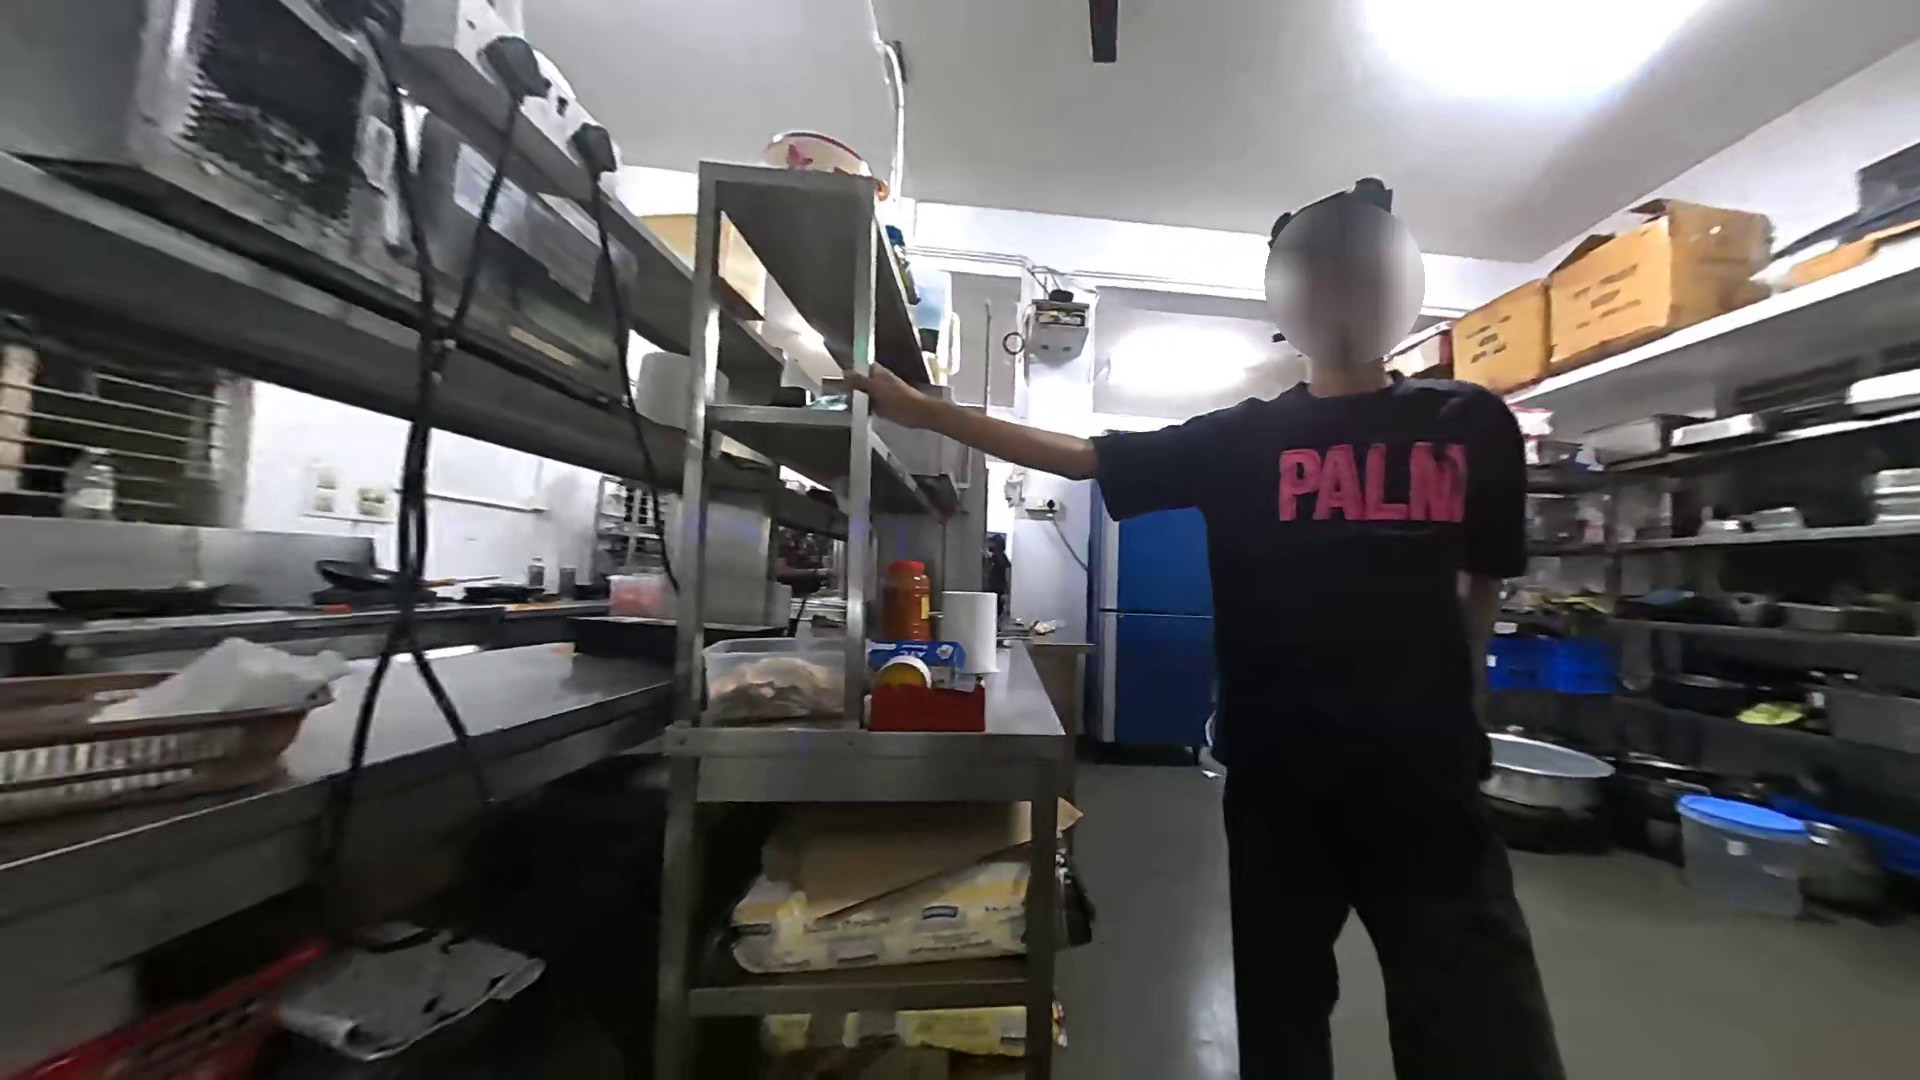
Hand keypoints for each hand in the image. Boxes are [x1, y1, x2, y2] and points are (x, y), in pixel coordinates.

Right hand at [844, 363, 932, 427]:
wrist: (917, 413)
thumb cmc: (898, 398)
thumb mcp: (876, 387)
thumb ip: (860, 380)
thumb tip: (844, 372)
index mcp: (877, 372)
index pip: (860, 368)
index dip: (851, 372)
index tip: (838, 380)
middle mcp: (878, 382)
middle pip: (861, 382)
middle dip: (851, 387)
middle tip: (837, 394)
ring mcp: (881, 395)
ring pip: (864, 395)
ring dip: (856, 399)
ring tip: (841, 404)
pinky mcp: (883, 408)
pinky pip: (869, 406)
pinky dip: (863, 409)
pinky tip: (854, 413)